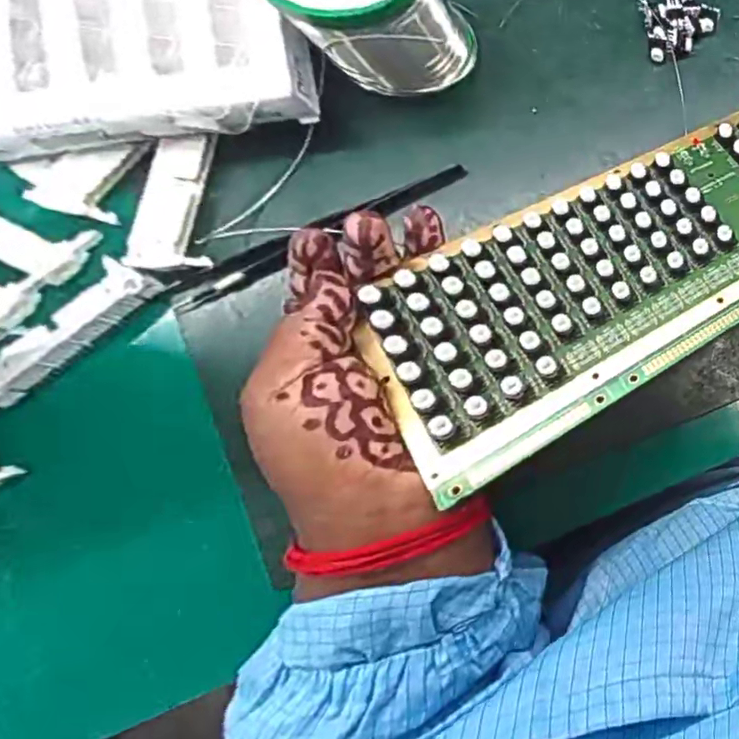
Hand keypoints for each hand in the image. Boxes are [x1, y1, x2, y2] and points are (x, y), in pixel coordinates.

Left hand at [240, 209, 494, 599]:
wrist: (389, 515)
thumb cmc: (323, 464)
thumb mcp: (282, 392)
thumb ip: (300, 331)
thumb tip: (328, 283)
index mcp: (313, 361)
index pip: (316, 299)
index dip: (319, 263)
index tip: (325, 235)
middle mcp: (365, 358)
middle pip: (369, 292)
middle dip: (370, 252)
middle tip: (377, 223)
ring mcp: (412, 367)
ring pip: (415, 302)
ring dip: (417, 263)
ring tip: (420, 229)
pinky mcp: (452, 378)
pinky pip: (455, 329)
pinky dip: (457, 297)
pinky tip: (456, 272)